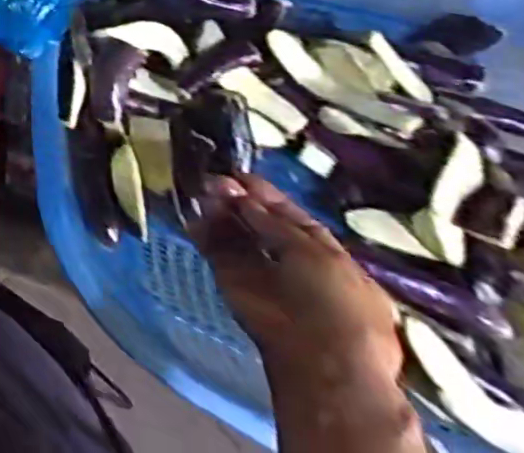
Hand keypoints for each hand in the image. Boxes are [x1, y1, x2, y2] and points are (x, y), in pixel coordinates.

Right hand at [192, 175, 420, 452]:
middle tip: (213, 179)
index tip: (239, 173)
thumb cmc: (334, 301)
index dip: (266, 194)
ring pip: (231, 230)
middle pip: (256, 220)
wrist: (315, 351)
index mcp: (324, 254)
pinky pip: (212, 246)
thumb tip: (242, 197)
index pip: (291, 217)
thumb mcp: (314, 253)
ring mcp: (258, 267)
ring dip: (216, 209)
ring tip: (199, 190)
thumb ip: (273, 222)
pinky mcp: (230, 276)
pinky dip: (200, 228)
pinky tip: (189, 211)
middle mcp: (289, 258)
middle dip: (236, 198)